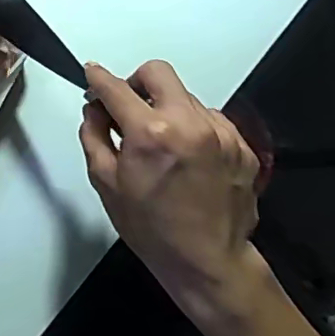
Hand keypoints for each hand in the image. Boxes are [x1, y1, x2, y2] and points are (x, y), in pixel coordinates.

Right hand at [79, 60, 265, 326]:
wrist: (208, 262)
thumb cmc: (153, 230)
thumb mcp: (107, 184)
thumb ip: (94, 136)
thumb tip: (95, 110)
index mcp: (152, 133)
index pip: (117, 88)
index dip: (99, 78)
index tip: (93, 75)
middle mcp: (190, 123)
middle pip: (158, 73)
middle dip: (137, 83)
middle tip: (128, 107)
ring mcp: (221, 132)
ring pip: (186, 97)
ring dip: (168, 110)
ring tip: (163, 144)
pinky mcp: (241, 144)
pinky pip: (210, 120)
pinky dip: (194, 128)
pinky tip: (188, 157)